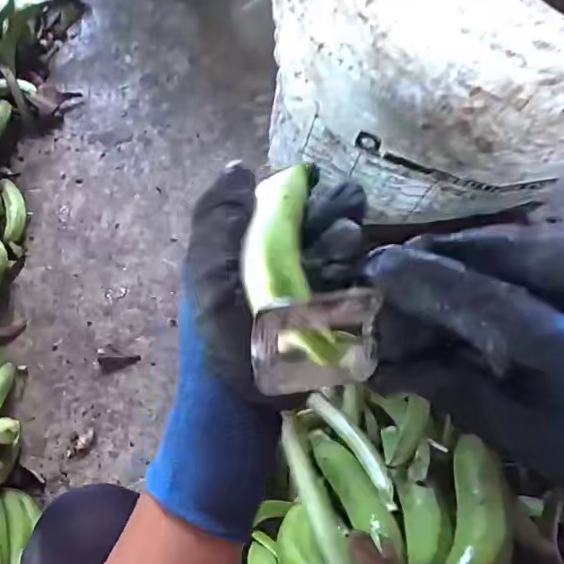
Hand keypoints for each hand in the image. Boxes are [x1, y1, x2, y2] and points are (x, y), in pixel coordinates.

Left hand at [147, 164, 365, 540]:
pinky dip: (357, 273)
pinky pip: (355, 284)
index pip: (286, 203)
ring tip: (345, 246)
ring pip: (343, 249)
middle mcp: (283, 262)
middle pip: (322, 221)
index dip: (306, 191)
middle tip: (345, 215)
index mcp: (250, 245)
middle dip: (336, 212)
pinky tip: (356, 271)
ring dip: (347, 240)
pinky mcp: (333, 317)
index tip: (318, 187)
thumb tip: (240, 167)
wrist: (241, 396)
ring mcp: (311, 289)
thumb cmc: (217, 332)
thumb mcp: (205, 271)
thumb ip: (217, 217)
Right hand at [366, 223, 563, 563]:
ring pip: (559, 234)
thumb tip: (375, 362)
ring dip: (497, 237)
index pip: (494, 302)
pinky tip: (520, 246)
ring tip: (451, 248)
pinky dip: (550, 233)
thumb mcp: (497, 423)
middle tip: (411, 253)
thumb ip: (440, 381)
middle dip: (461, 248)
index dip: (433, 280)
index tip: (381, 266)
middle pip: (528, 252)